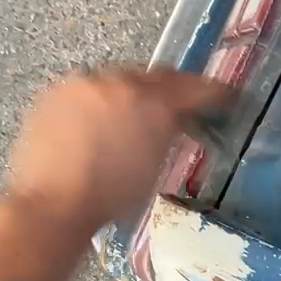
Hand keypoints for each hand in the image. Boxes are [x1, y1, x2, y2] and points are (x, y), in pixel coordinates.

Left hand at [4, 67, 230, 238]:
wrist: (54, 203)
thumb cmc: (114, 197)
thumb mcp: (156, 166)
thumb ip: (168, 132)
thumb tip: (175, 120)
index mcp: (153, 103)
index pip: (194, 87)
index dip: (214, 91)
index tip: (225, 96)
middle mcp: (120, 82)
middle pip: (156, 76)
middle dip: (172, 90)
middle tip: (181, 106)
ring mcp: (84, 83)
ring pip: (121, 80)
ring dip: (134, 94)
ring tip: (136, 117)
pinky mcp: (56, 91)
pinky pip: (90, 89)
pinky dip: (102, 102)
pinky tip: (101, 125)